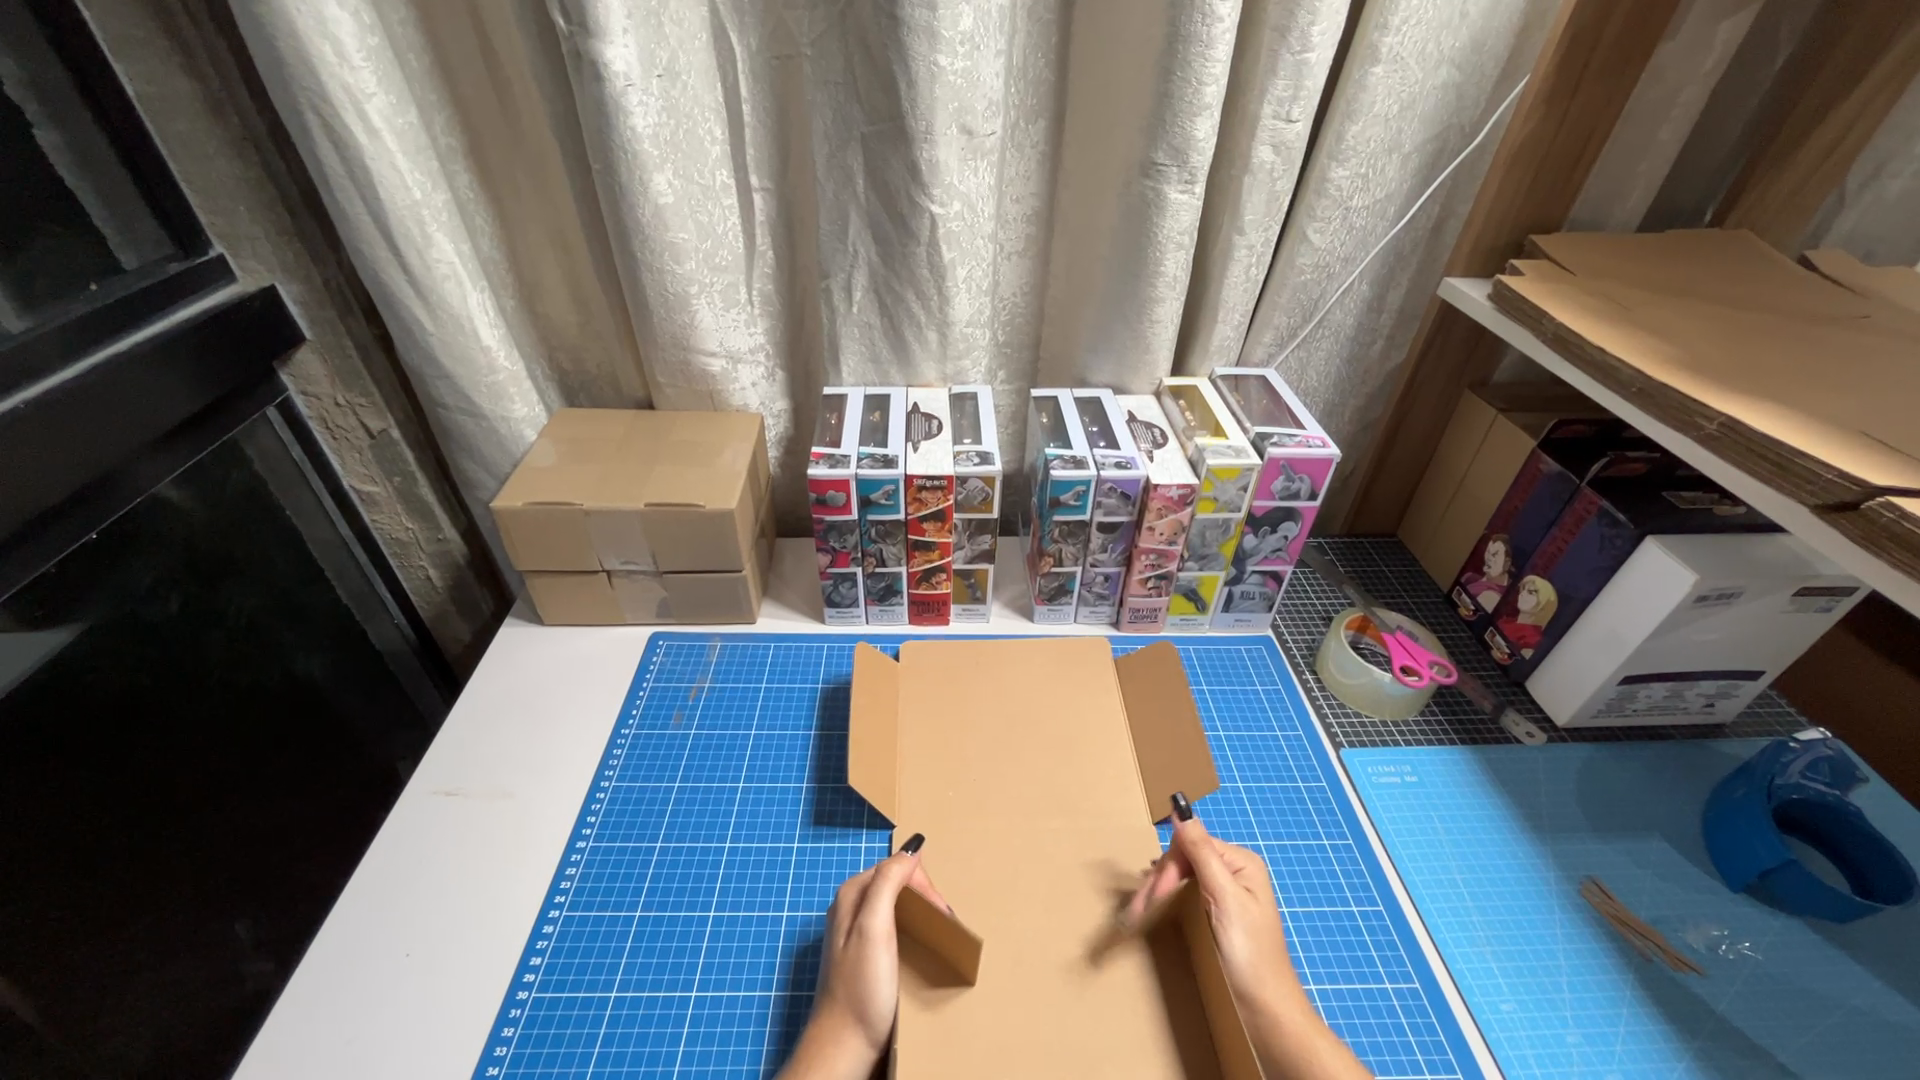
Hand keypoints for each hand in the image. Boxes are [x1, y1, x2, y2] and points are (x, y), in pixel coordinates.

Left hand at [780, 836, 951, 1079]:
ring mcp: (855, 931)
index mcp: (852, 893)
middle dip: (923, 897)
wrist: (845, 1044)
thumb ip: (888, 882)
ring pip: (896, 905)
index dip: (921, 883)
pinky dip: (910, 930)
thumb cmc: (862, 987)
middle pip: (896, 882)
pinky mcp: (863, 955)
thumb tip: (911, 846)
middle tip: (943, 923)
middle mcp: (850, 906)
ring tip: (936, 934)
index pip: (896, 866)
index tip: (940, 911)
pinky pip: (892, 926)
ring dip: (919, 913)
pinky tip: (919, 948)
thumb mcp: (875, 928)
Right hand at [1123, 798, 1301, 1020]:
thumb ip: (1202, 852)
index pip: (1191, 846)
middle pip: (1184, 860)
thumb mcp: (1225, 898)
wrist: (1267, 1009)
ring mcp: (1227, 891)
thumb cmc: (1249, 953)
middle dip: (1159, 884)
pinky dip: (1168, 899)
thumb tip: (1181, 807)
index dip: (1168, 869)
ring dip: (1158, 892)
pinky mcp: (1219, 911)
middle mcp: (1234, 870)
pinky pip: (1187, 891)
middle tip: (1136, 913)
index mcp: (1241, 861)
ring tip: (1137, 914)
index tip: (1150, 899)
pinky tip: (1155, 906)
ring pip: (1182, 876)